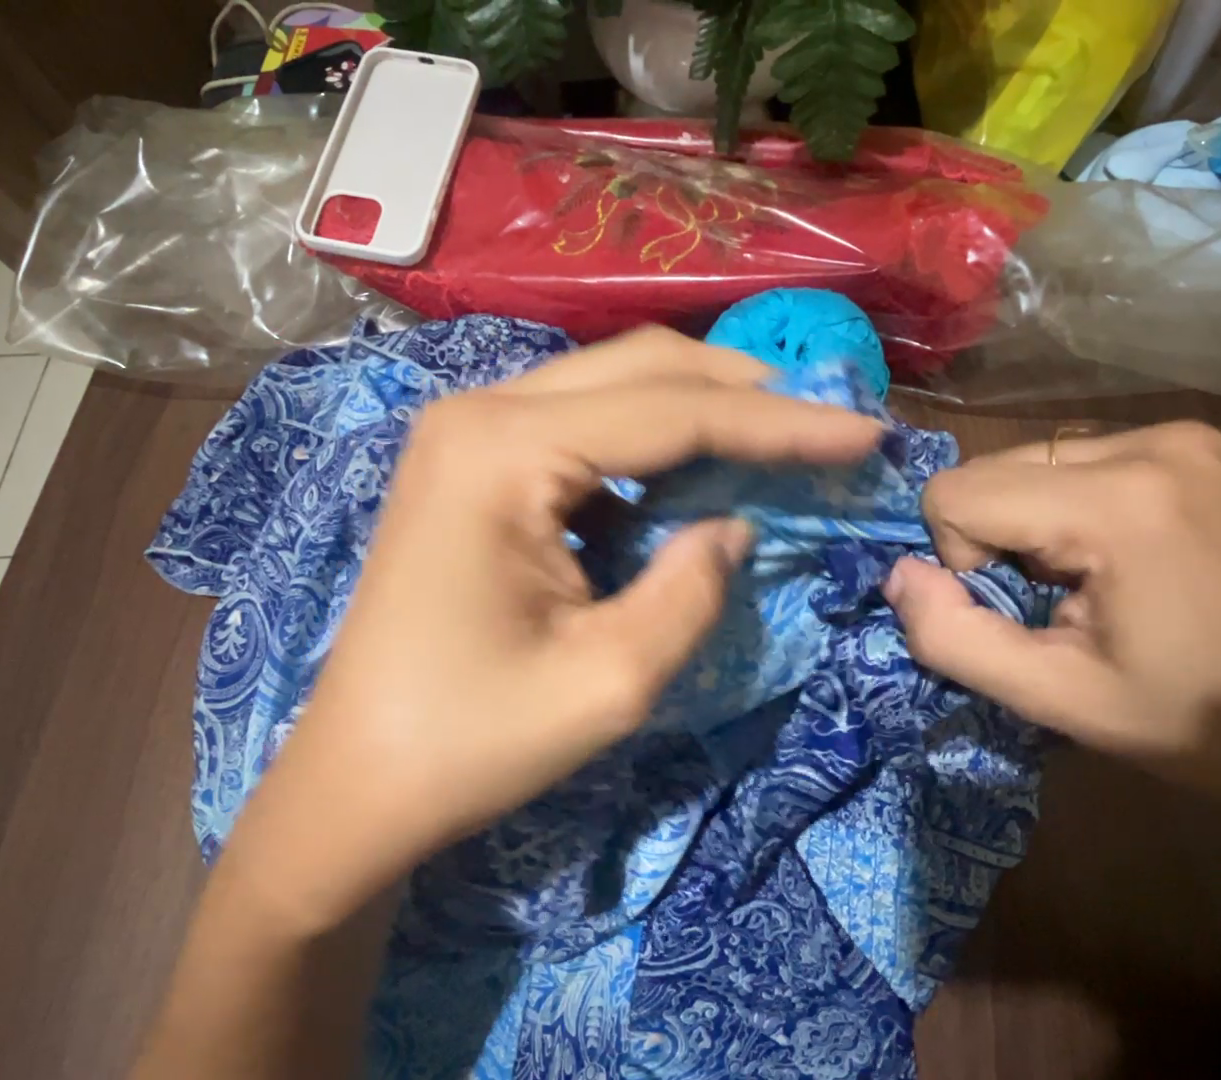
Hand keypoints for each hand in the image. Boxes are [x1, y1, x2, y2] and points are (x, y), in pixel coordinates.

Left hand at [222, 328, 882, 928]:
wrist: (356, 781)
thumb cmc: (472, 742)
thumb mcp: (611, 680)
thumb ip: (692, 588)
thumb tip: (733, 525)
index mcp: (503, 450)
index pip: (671, 412)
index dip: (779, 424)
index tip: (865, 434)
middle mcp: (478, 412)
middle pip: (640, 369)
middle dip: (742, 394)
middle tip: (828, 425)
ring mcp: (464, 431)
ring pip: (609, 387)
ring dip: (697, 411)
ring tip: (779, 444)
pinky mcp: (466, 463)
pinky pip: (577, 426)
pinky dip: (647, 443)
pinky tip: (693, 475)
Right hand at [881, 421, 1220, 781]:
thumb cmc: (1188, 726)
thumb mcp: (1050, 698)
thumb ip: (949, 637)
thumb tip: (896, 574)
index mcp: (1119, 500)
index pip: (954, 492)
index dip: (959, 561)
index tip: (1022, 613)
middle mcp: (1153, 440)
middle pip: (992, 470)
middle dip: (995, 539)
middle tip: (1057, 604)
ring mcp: (1187, 435)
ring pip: (1030, 462)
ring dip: (1031, 523)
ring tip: (1092, 584)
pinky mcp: (1203, 445)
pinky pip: (1080, 461)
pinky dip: (1070, 507)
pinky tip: (1121, 558)